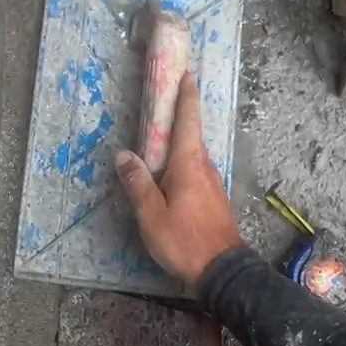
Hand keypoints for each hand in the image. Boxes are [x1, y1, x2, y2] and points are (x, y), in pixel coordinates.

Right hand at [114, 72, 242, 286]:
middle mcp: (204, 167)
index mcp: (189, 164)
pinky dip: (181, 164)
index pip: (188, 121)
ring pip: (192, 155)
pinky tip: (168, 176)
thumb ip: (137, 183)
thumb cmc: (184, 240)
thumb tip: (123, 155)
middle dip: (179, 117)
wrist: (223, 271)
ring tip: (158, 142)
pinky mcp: (213, 199)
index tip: (185, 74)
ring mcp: (211, 184)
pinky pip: (194, 171)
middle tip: (161, 104)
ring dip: (178, 144)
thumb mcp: (151, 214)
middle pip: (190, 136)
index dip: (186, 96)